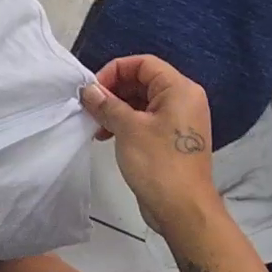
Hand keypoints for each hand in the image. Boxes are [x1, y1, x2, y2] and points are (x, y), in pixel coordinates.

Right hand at [78, 55, 220, 237]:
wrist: (181, 207)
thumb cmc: (158, 163)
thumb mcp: (128, 129)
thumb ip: (107, 105)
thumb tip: (88, 90)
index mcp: (180, 89)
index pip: (143, 64)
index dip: (114, 72)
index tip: (92, 91)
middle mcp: (183, 99)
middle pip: (142, 82)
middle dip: (113, 92)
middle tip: (90, 110)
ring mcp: (178, 120)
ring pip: (142, 103)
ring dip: (116, 110)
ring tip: (96, 127)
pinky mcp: (171, 139)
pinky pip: (145, 120)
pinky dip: (125, 123)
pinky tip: (107, 137)